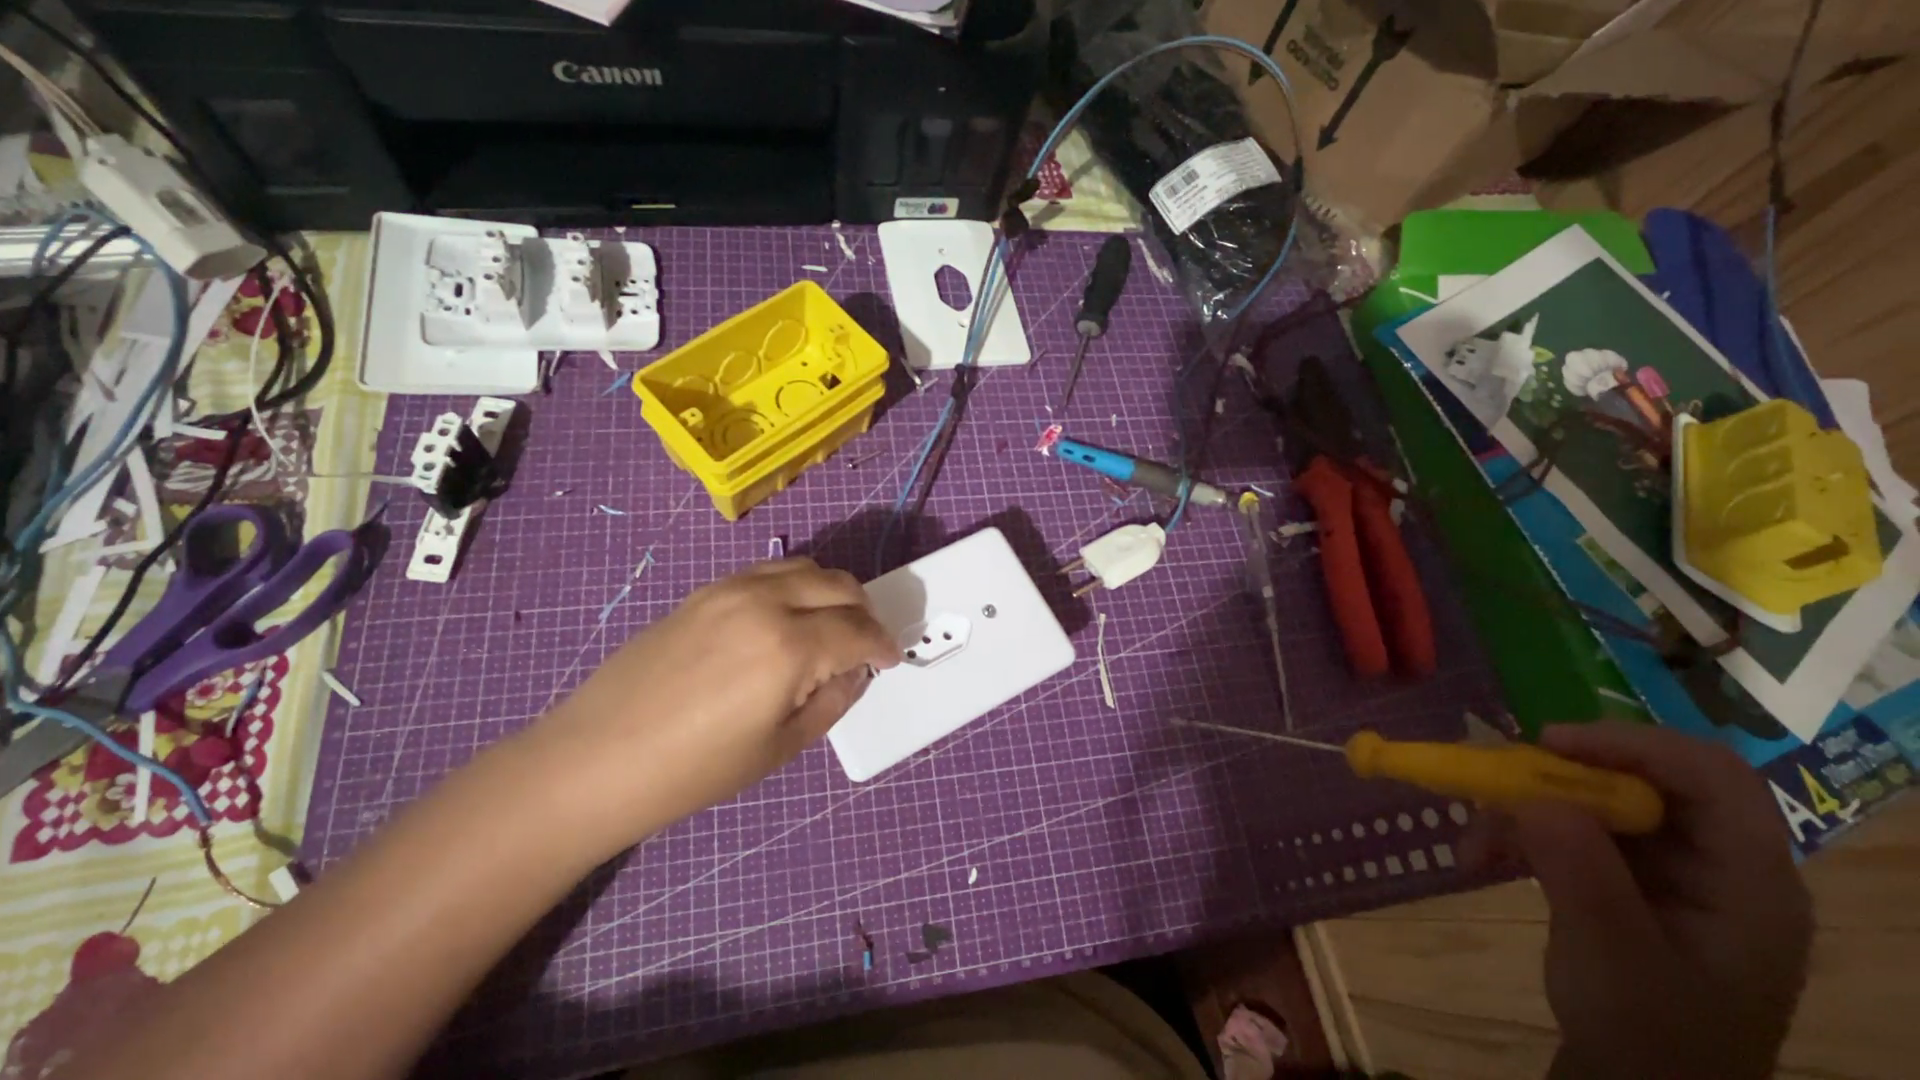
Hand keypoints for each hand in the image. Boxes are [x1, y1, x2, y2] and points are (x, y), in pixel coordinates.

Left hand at [530, 558, 899, 850]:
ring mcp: (729, 589)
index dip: (883, 645)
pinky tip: (785, 619)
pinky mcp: (702, 591)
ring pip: (804, 567)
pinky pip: (766, 571)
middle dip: (864, 611)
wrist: (597, 757)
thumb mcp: (779, 747)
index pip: (859, 630)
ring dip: (830, 591)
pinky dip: (793, 585)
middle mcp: (766, 601)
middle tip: (865, 644)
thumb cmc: (693, 770)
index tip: (890, 659)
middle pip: (839, 584)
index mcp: (791, 646)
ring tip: (829, 627)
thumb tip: (852, 671)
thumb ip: (830, 701)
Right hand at [1467, 722, 1812, 1079]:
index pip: (1712, 776)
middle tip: (1496, 784)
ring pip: (1600, 803)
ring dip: (1529, 809)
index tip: (1548, 743)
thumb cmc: (1646, 1034)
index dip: (1633, 745)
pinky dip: (1525, 834)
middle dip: (1562, 777)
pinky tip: (1480, 856)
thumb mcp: (1612, 957)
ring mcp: (1674, 873)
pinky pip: (1577, 831)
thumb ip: (1580, 872)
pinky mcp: (1630, 881)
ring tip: (1476, 839)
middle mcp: (1719, 864)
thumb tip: (1530, 795)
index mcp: (1750, 881)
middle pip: (1647, 782)